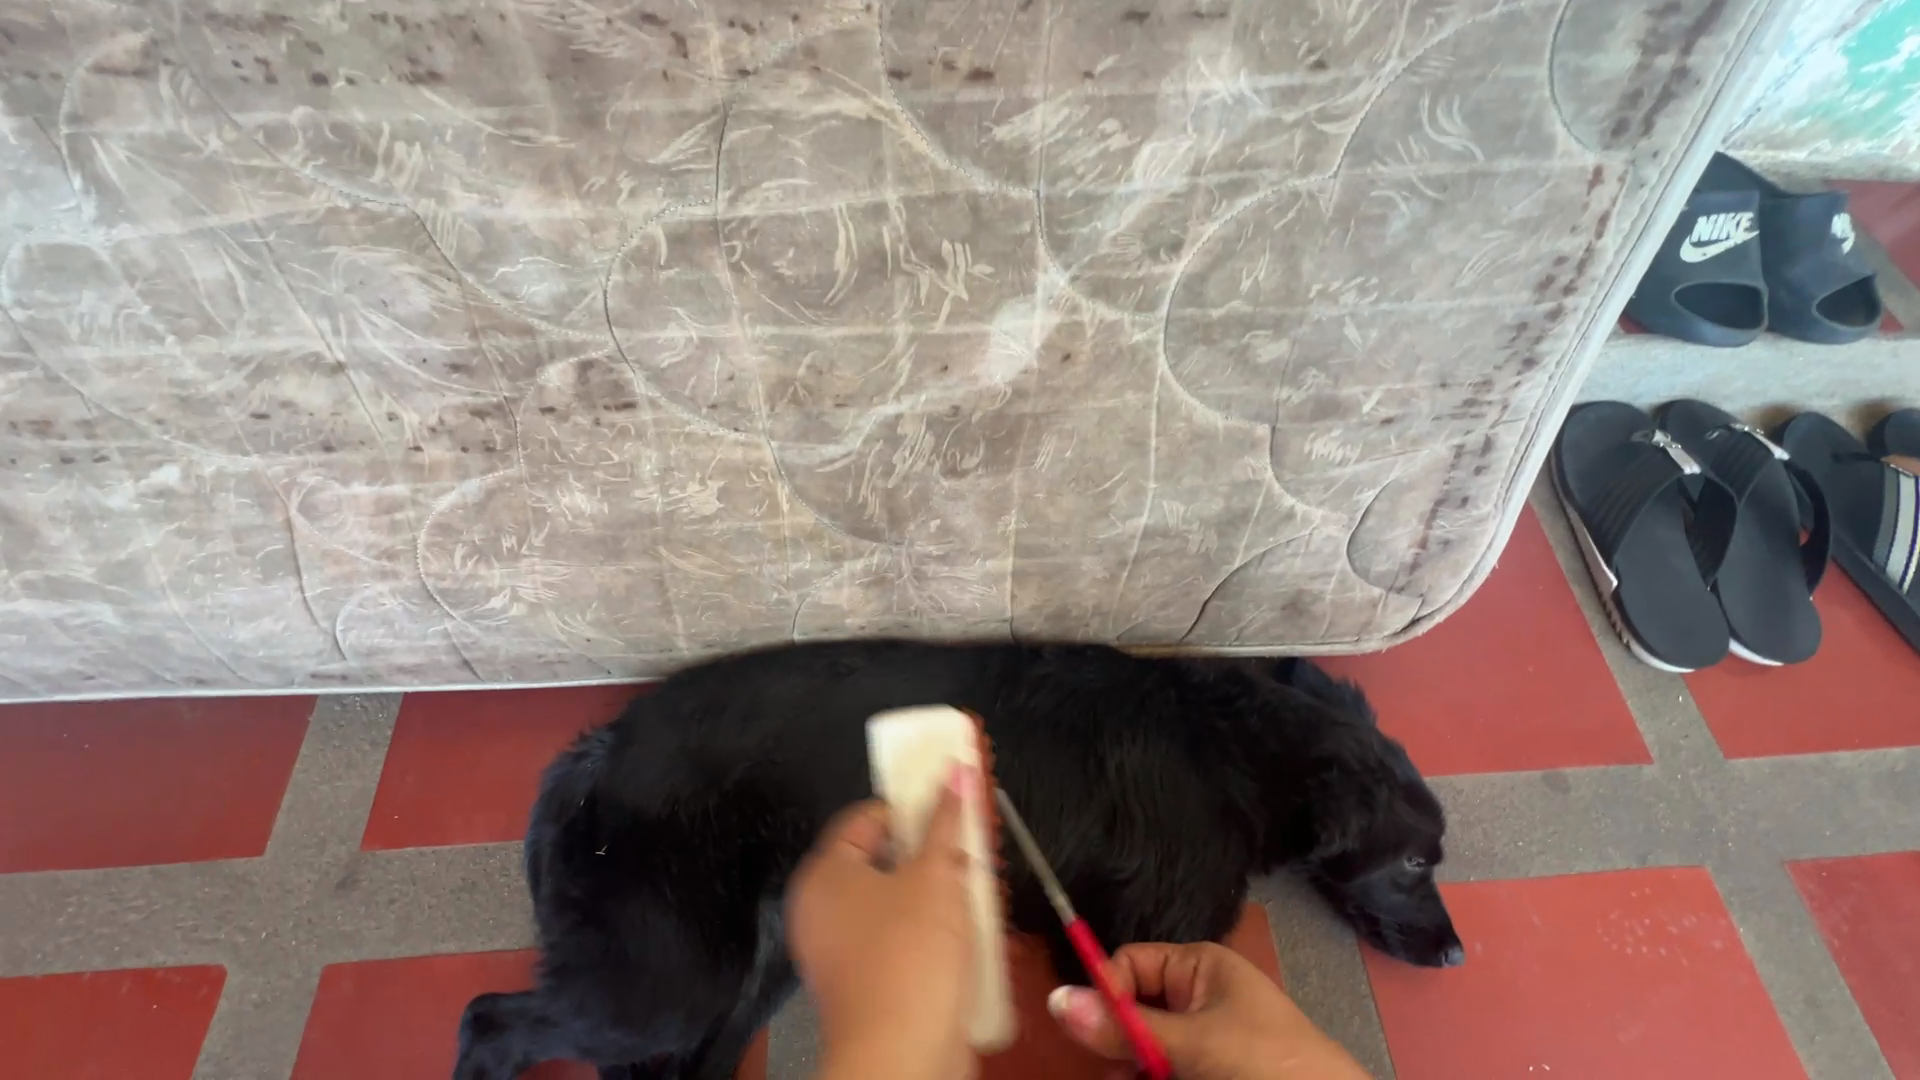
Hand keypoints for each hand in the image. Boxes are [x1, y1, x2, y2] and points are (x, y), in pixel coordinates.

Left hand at [787, 765, 981, 1079]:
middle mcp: (820, 909)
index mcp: (824, 874)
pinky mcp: (862, 986)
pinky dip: (924, 929)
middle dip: (927, 852)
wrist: (903, 1061)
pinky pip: (894, 938)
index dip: (910, 809)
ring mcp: (838, 952)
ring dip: (933, 891)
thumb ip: (947, 819)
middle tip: (967, 850)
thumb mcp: (937, 874)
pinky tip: (962, 931)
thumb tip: (958, 767)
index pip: (866, 817)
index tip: (949, 815)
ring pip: (891, 900)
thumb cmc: (912, 953)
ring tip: (973, 887)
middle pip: (880, 858)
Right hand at [1048, 942, 1370, 1079]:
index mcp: (1199, 968)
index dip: (1106, 993)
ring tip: (1128, 1079)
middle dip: (1120, 1044)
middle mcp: (1199, 999)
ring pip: (1147, 1051)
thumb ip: (1125, 1027)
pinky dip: (1154, 1078)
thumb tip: (1056, 999)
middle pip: (1135, 1012)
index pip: (1130, 964)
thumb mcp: (1193, 1044)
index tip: (1089, 1032)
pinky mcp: (1211, 1072)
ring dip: (1134, 1069)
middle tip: (1114, 1073)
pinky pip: (1167, 1070)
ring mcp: (1206, 1043)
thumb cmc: (1267, 1065)